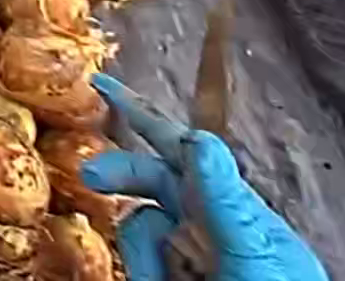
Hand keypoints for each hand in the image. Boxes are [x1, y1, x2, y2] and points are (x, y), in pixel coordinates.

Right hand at [84, 73, 327, 280]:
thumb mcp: (253, 253)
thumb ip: (225, 197)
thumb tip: (198, 137)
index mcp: (232, 208)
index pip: (179, 145)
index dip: (137, 111)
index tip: (97, 83)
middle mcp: (206, 224)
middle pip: (148, 176)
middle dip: (121, 174)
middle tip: (91, 177)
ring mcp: (189, 255)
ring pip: (140, 224)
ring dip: (143, 251)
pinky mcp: (167, 276)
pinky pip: (140, 261)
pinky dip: (145, 273)